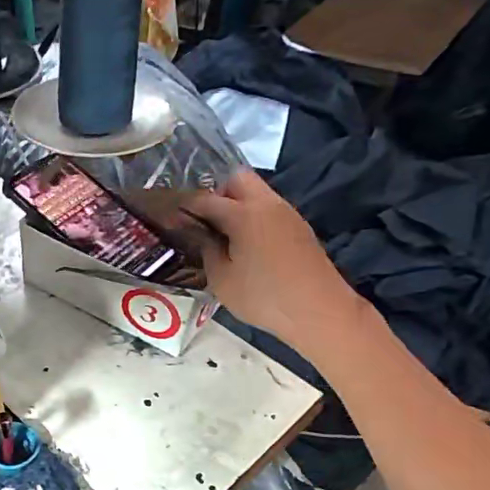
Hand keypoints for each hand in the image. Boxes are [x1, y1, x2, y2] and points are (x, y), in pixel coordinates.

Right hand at [181, 169, 370, 346]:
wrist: (318, 310)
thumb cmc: (263, 297)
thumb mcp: (222, 280)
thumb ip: (207, 250)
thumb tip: (200, 234)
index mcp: (243, 213)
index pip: (205, 199)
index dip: (185, 206)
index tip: (172, 215)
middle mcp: (266, 204)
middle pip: (237, 179)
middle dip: (217, 192)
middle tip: (204, 220)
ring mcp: (286, 213)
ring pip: (257, 192)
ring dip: (238, 204)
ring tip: (223, 233)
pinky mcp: (298, 227)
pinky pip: (269, 209)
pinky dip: (254, 217)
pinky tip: (247, 243)